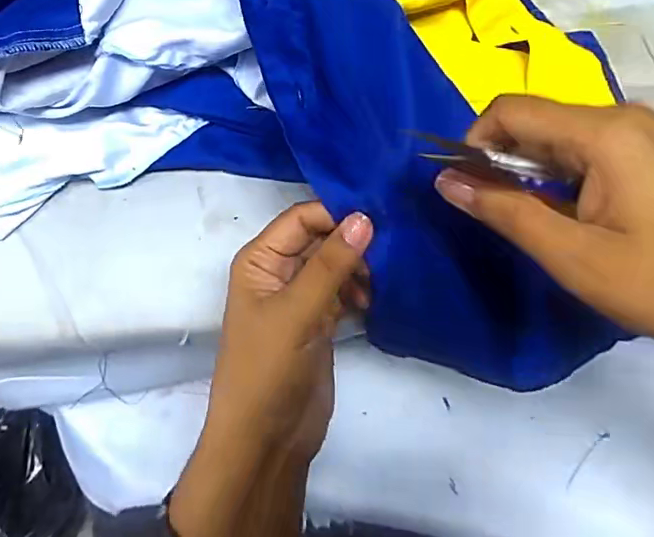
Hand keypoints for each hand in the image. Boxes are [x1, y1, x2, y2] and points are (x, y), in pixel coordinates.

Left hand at [168, 202, 371, 536]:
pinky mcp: (317, 321)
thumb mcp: (297, 312)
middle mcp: (278, 270)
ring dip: (358, 266)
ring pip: (333, 264)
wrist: (265, 440)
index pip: (300, 218)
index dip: (335, 213)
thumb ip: (330, 265)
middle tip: (392, 246)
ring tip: (383, 280)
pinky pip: (341, 291)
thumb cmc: (267, 367)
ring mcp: (299, 296)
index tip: (379, 216)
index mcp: (260, 258)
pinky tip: (376, 299)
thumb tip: (364, 218)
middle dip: (352, 239)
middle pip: (318, 238)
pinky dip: (359, 290)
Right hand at [434, 96, 653, 375]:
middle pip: (537, 121)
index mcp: (604, 131)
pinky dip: (571, 178)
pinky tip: (589, 223)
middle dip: (506, 162)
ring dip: (539, 173)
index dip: (473, 143)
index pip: (509, 110)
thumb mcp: (579, 260)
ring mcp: (651, 134)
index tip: (468, 190)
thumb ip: (505, 212)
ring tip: (551, 228)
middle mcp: (626, 116)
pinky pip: (595, 151)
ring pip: (564, 138)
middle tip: (508, 219)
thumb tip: (445, 181)